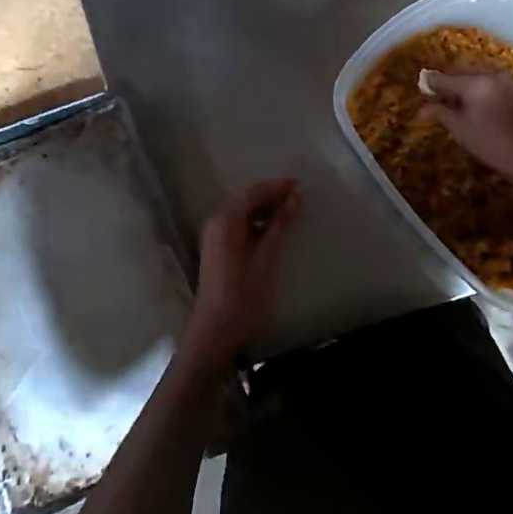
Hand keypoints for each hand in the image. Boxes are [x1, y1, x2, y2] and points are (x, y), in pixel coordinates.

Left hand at [184, 179, 300, 366]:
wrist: (217, 329)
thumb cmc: (244, 293)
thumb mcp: (267, 257)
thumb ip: (280, 226)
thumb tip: (295, 199)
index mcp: (224, 221)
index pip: (252, 194)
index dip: (276, 187)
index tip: (298, 184)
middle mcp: (215, 224)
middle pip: (245, 201)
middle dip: (271, 196)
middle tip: (298, 196)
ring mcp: (214, 237)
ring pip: (242, 213)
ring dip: (265, 209)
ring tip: (291, 210)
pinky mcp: (218, 250)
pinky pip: (239, 226)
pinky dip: (257, 223)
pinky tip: (274, 228)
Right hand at [419, 71, 512, 181]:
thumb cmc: (490, 143)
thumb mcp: (460, 129)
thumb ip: (440, 112)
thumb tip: (421, 109)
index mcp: (474, 82)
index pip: (444, 78)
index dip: (430, 84)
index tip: (421, 90)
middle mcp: (490, 74)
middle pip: (460, 72)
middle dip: (447, 82)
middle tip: (436, 98)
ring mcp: (504, 80)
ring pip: (475, 75)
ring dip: (462, 84)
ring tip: (454, 102)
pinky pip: (488, 81)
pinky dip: (477, 88)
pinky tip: (472, 104)